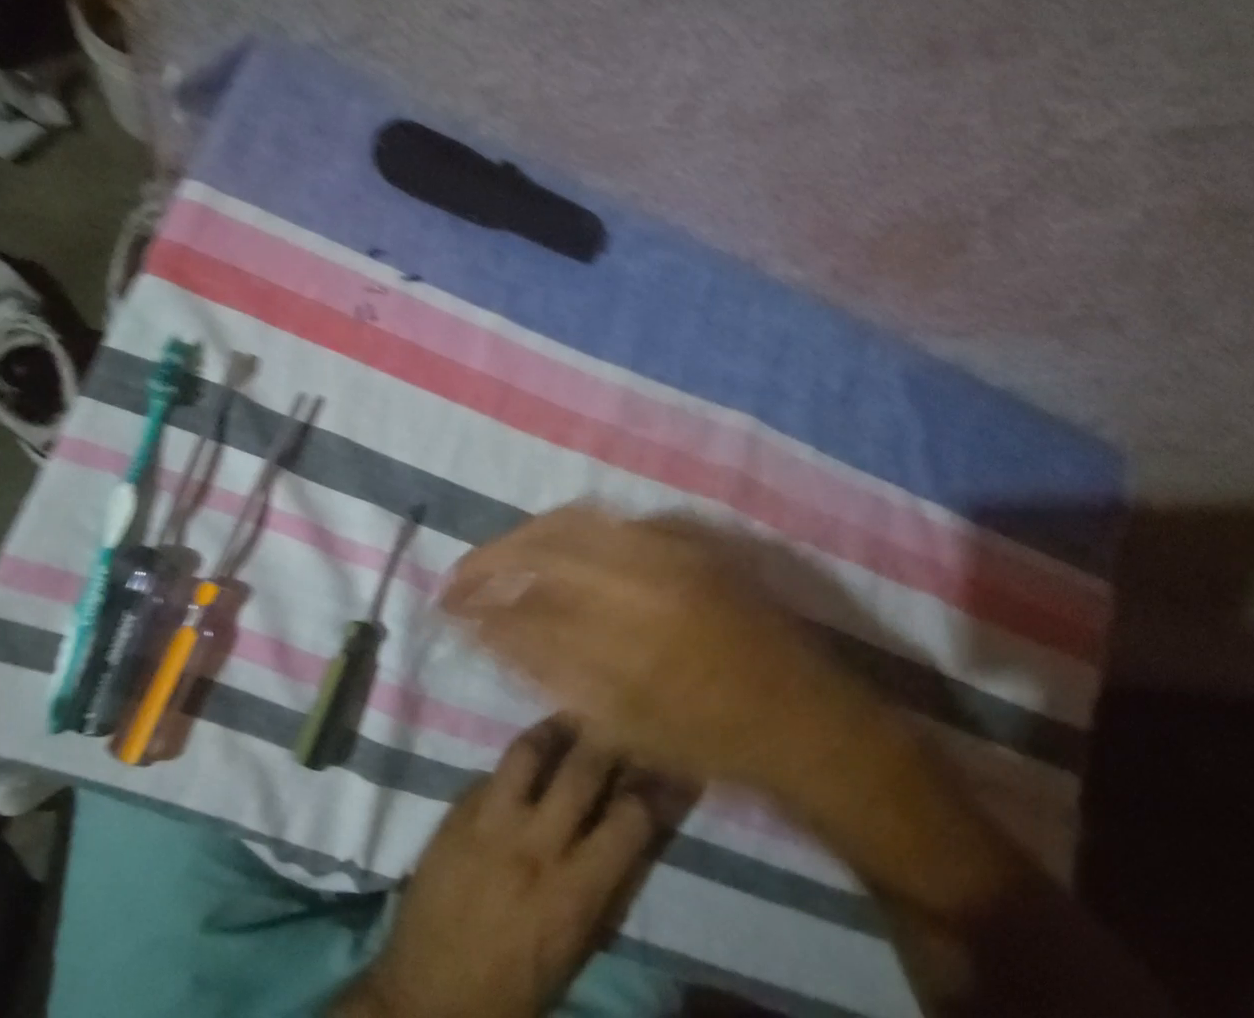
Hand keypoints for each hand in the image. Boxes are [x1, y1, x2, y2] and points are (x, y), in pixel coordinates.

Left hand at [336, 722, 661, 1017]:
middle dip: (612, 736)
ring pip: (528, 751)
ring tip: (572, 717)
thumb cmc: (516, 983)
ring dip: (557, 730)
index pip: (632, 816)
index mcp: (575, 889)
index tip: (673, 759)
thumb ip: (611, 886)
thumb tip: (639, 831)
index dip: (661, 785)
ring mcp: (487, 823)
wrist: (429, 994)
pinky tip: (526, 758)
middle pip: (583, 769)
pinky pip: (490, 772)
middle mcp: (534, 844)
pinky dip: (515, 762)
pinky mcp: (453, 816)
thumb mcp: (579, 946)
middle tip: (623, 715)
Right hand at [440, 504, 901, 796]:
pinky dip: (578, 536)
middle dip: (501, 550)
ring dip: (536, 538)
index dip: (482, 581)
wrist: (807, 722)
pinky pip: (620, 525)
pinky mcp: (698, 545)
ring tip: (505, 568)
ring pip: (588, 519)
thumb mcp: (619, 715)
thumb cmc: (709, 734)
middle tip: (465, 579)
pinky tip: (564, 563)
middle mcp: (651, 554)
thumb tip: (486, 625)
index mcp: (629, 598)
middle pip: (555, 528)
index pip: (533, 571)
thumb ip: (548, 660)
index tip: (446, 598)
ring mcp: (678, 544)